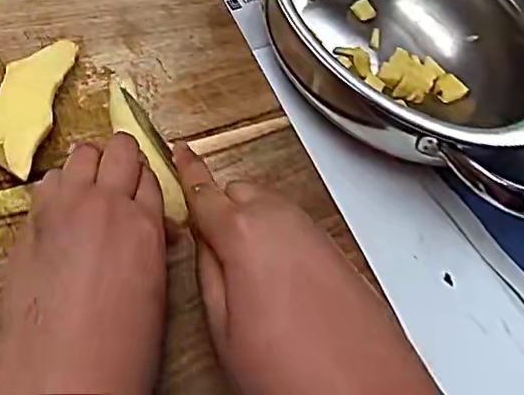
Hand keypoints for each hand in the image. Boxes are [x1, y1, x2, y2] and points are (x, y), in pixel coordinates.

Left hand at [0, 133, 168, 394]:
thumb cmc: (115, 353)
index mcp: (146, 228)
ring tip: (89, 183)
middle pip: (119, 149)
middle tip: (117, 171)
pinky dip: (60, 183)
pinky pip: (51, 179)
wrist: (59, 374)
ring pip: (82, 153)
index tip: (139, 184)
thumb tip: (149, 228)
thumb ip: (150, 246)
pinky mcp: (34, 213)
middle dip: (121, 156)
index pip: (151, 177)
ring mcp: (66, 203)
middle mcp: (106, 203)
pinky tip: (61, 205)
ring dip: (89, 163)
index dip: (145, 179)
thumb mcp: (154, 296)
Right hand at [174, 141, 440, 394]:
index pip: (202, 186)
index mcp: (242, 233)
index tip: (181, 152)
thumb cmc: (302, 378)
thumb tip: (202, 245)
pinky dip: (283, 242)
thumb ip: (205, 272)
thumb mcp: (223, 329)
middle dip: (223, 209)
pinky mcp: (342, 256)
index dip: (186, 167)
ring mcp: (315, 236)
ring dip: (254, 224)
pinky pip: (297, 230)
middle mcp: (280, 222)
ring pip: (269, 208)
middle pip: (236, 191)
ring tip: (253, 276)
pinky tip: (285, 287)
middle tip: (216, 247)